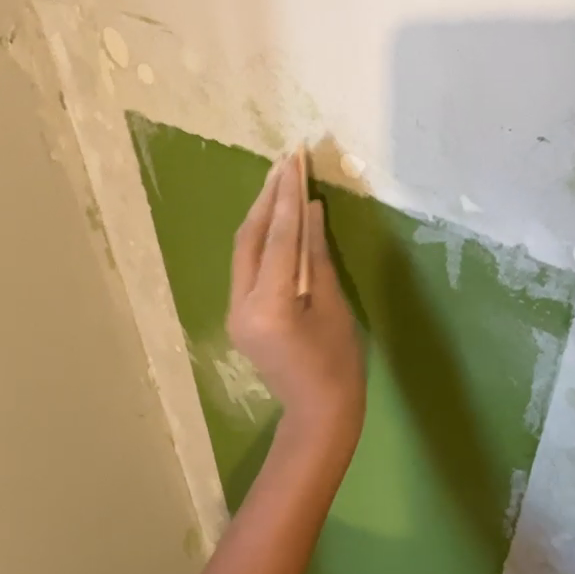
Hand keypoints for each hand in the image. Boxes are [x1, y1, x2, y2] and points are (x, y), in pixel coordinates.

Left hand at [227, 154, 365, 456]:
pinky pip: (246, 269)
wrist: (318, 413)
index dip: (286, 197)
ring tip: (278, 181)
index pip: (277, 238)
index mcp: (269, 306)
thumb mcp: (334, 307)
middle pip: (249, 239)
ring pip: (243, 252)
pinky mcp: (239, 318)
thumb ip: (316, 257)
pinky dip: (260, 242)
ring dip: (260, 217)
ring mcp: (235, 314)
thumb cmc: (338, 365)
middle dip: (266, 199)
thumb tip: (309, 212)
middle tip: (284, 162)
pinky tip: (274, 221)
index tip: (294, 160)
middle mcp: (242, 306)